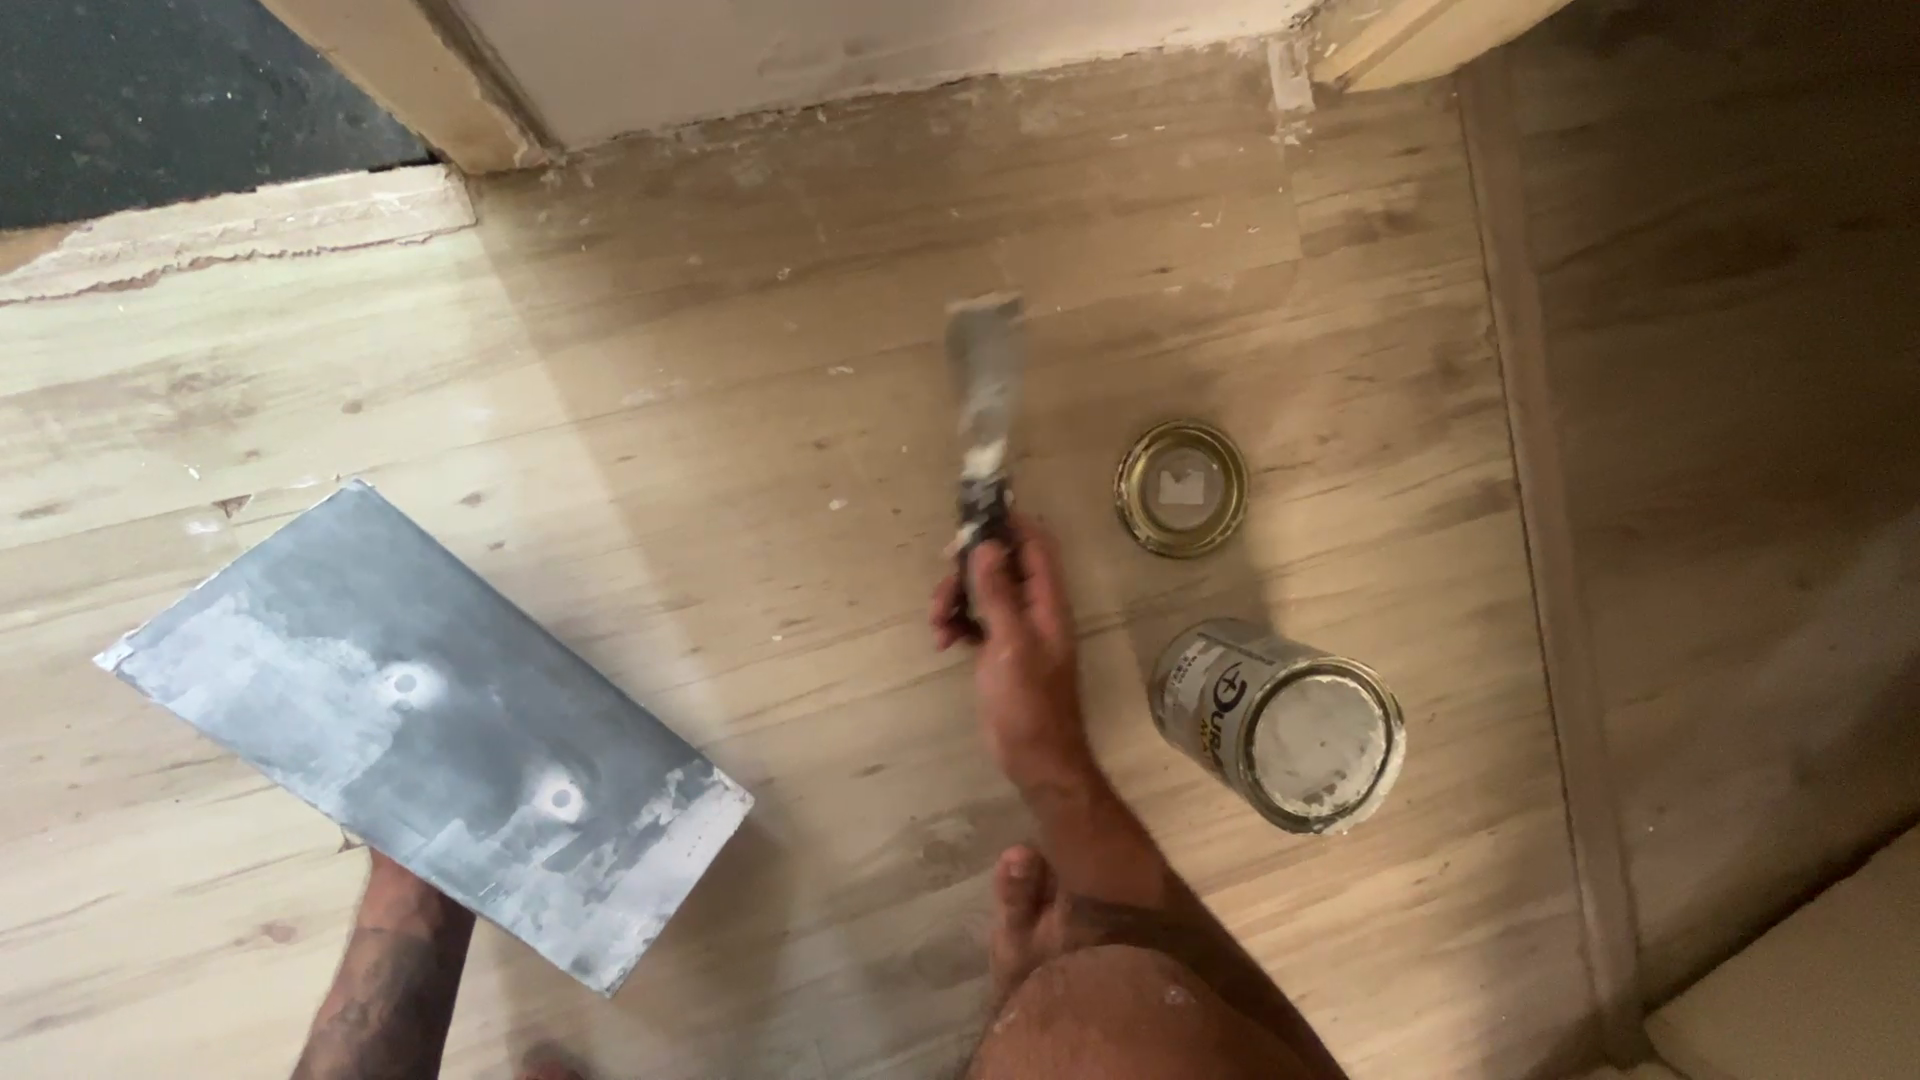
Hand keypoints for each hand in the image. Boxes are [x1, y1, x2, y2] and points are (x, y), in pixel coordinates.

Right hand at [930, 514, 1094, 790]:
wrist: (1035, 758)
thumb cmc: (1029, 703)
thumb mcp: (1011, 645)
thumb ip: (999, 594)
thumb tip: (985, 545)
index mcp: (1047, 601)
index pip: (1035, 544)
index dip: (1009, 524)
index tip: (972, 520)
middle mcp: (1033, 607)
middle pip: (1000, 564)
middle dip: (967, 568)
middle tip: (944, 580)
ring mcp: (1014, 628)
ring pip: (981, 591)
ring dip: (954, 599)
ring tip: (937, 623)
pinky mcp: (997, 648)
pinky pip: (973, 620)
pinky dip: (954, 623)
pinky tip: (941, 641)